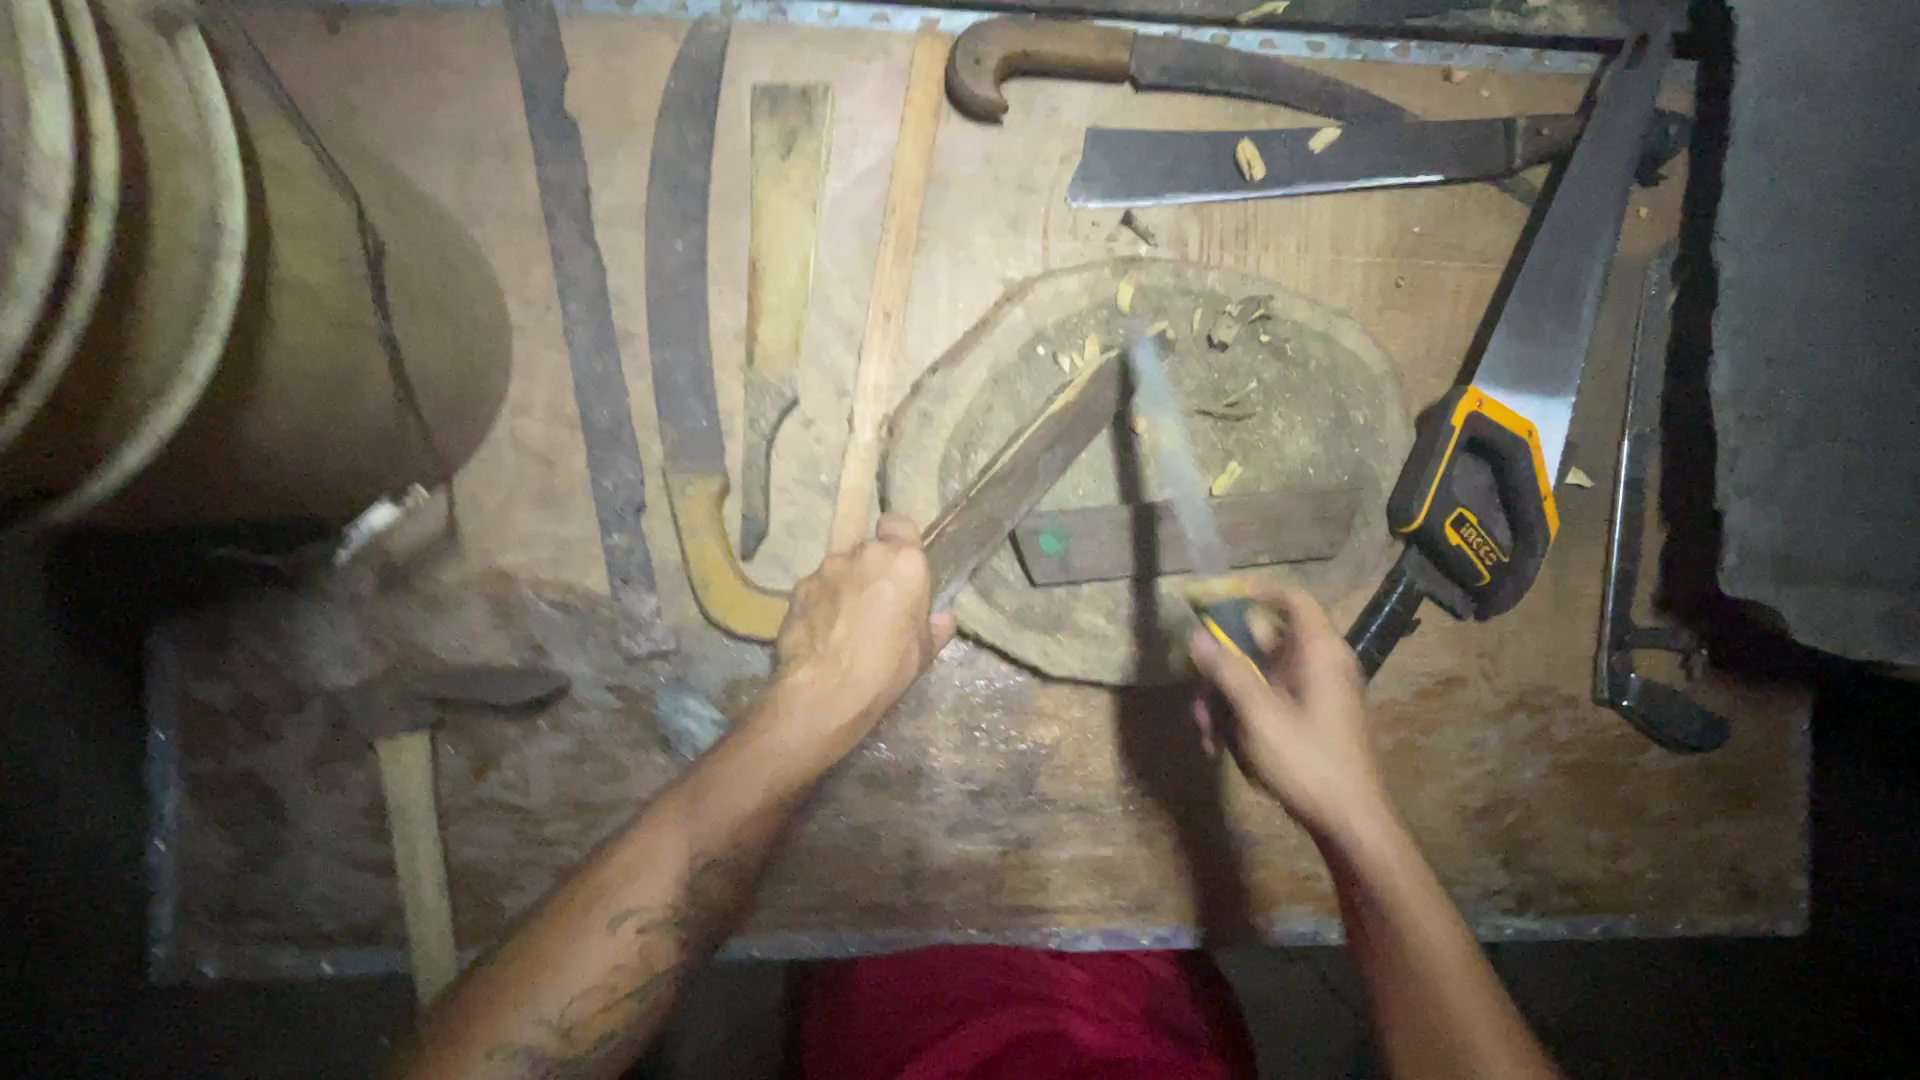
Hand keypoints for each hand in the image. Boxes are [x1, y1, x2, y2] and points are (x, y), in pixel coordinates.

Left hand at [772, 513, 957, 762]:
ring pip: (839, 569)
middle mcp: (864, 553)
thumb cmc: (888, 668)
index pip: (899, 523)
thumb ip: (935, 626)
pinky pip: (816, 588)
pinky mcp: (798, 588)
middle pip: (869, 550)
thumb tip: (944, 617)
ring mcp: (826, 568)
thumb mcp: (925, 652)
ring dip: (844, 586)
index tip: (899, 565)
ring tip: (844, 621)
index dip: (898, 540)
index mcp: (904, 561)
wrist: (828, 690)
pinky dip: (820, 603)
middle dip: (871, 570)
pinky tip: (822, 631)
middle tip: (875, 603)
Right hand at [1189, 585, 1393, 844]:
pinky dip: (1242, 716)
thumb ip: (1228, 672)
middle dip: (1222, 668)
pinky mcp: (1308, 716)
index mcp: (1319, 652)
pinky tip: (1221, 747)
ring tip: (1208, 735)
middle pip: (1260, 642)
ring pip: (1257, 675)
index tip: (1214, 598)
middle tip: (1199, 693)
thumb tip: (1197, 636)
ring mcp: (1314, 691)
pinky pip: (1266, 699)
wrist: (1351, 822)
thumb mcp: (1259, 716)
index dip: (1254, 590)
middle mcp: (1319, 664)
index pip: (1291, 598)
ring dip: (1226, 699)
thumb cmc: (1309, 762)